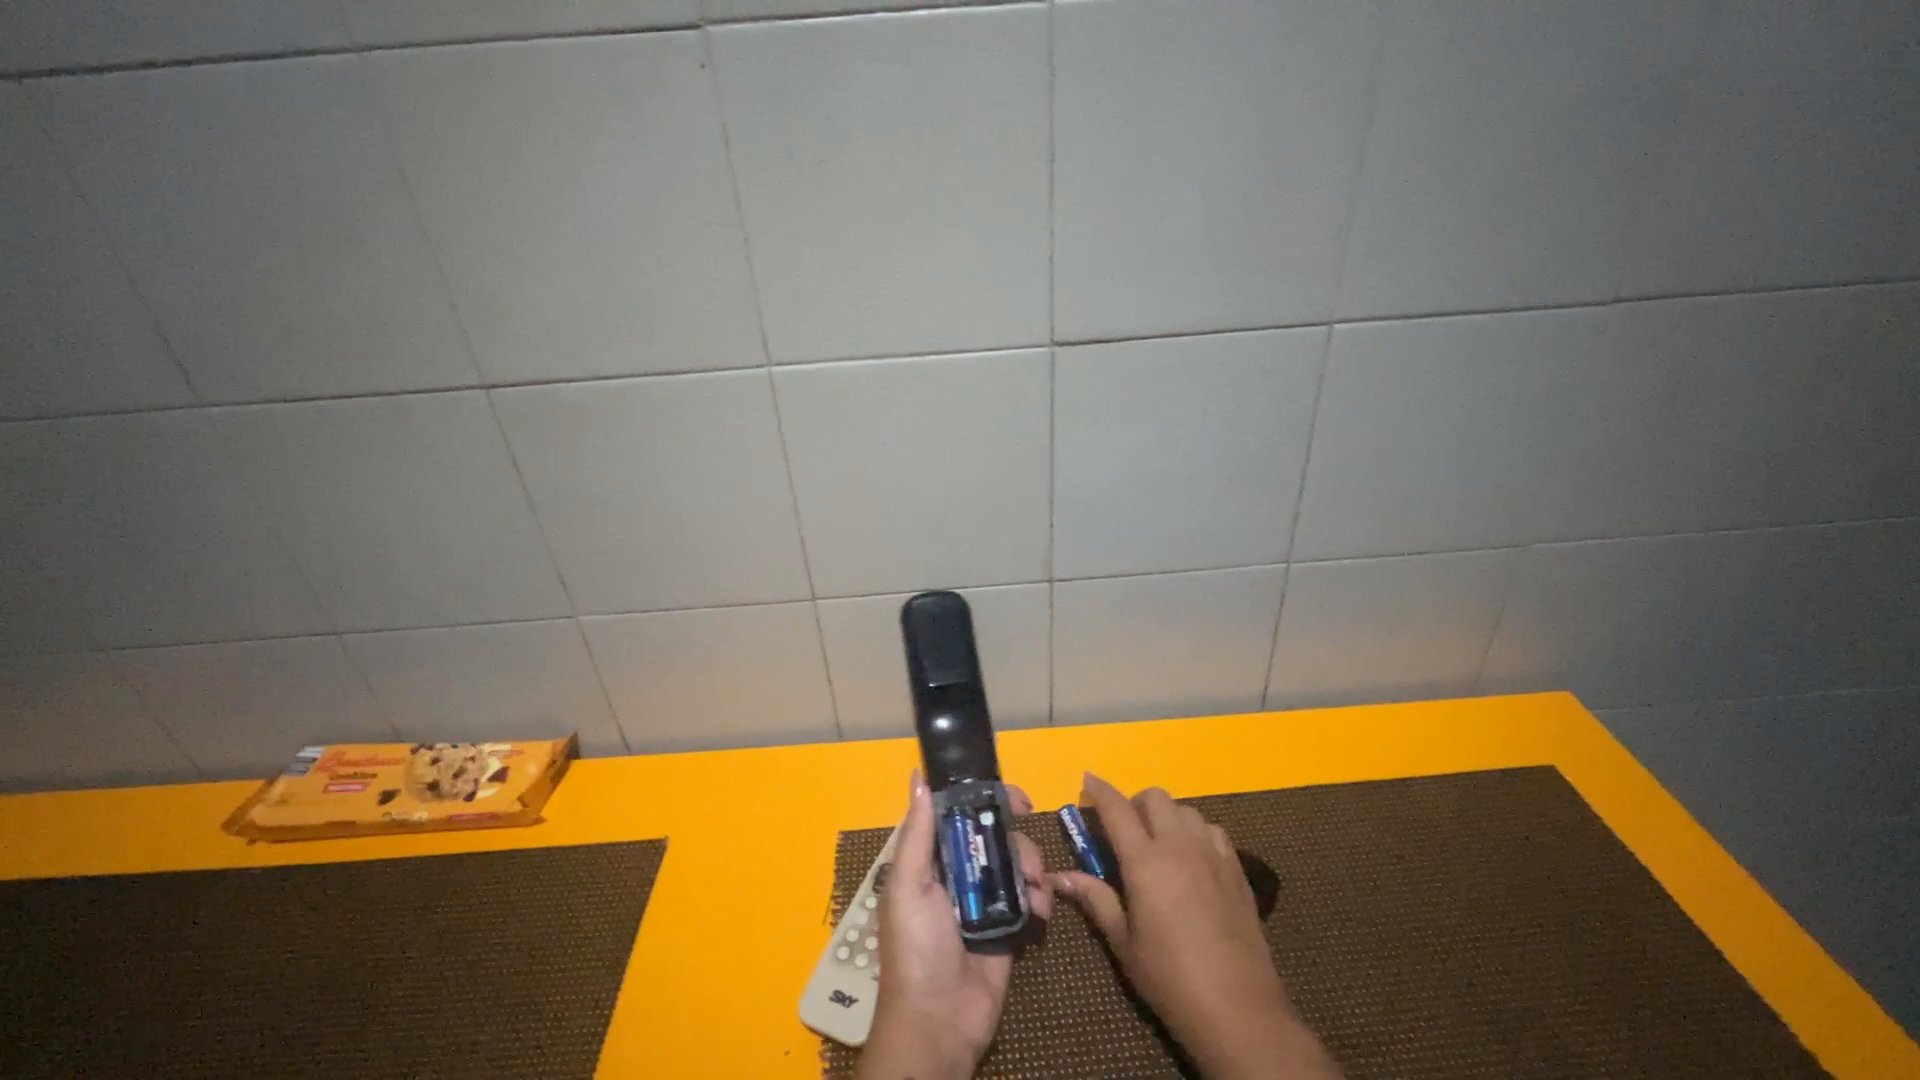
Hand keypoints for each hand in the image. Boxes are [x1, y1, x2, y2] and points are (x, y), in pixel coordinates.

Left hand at [856, 771, 1051, 1079]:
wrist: (939, 1022)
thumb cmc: (915, 949)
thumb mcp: (908, 887)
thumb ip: (917, 834)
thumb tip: (918, 778)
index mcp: (929, 861)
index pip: (959, 816)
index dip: (985, 800)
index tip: (1015, 796)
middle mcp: (958, 875)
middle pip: (995, 836)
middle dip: (1015, 836)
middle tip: (1028, 843)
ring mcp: (985, 901)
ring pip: (1017, 863)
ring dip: (1032, 867)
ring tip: (1034, 888)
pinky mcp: (1010, 927)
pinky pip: (1032, 898)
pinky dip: (1041, 897)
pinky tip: (1041, 909)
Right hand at [1054, 773, 1340, 1079]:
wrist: (1237, 1007)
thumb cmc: (1169, 977)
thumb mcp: (1123, 942)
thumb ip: (1094, 899)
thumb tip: (1057, 876)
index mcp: (1145, 861)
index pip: (1117, 809)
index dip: (1099, 791)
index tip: (1087, 780)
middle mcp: (1179, 846)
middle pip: (1156, 798)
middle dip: (1135, 803)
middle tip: (1124, 831)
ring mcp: (1213, 855)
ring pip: (1187, 810)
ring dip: (1167, 817)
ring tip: (1159, 845)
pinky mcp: (1238, 870)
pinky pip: (1214, 832)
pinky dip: (1197, 833)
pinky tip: (1193, 860)